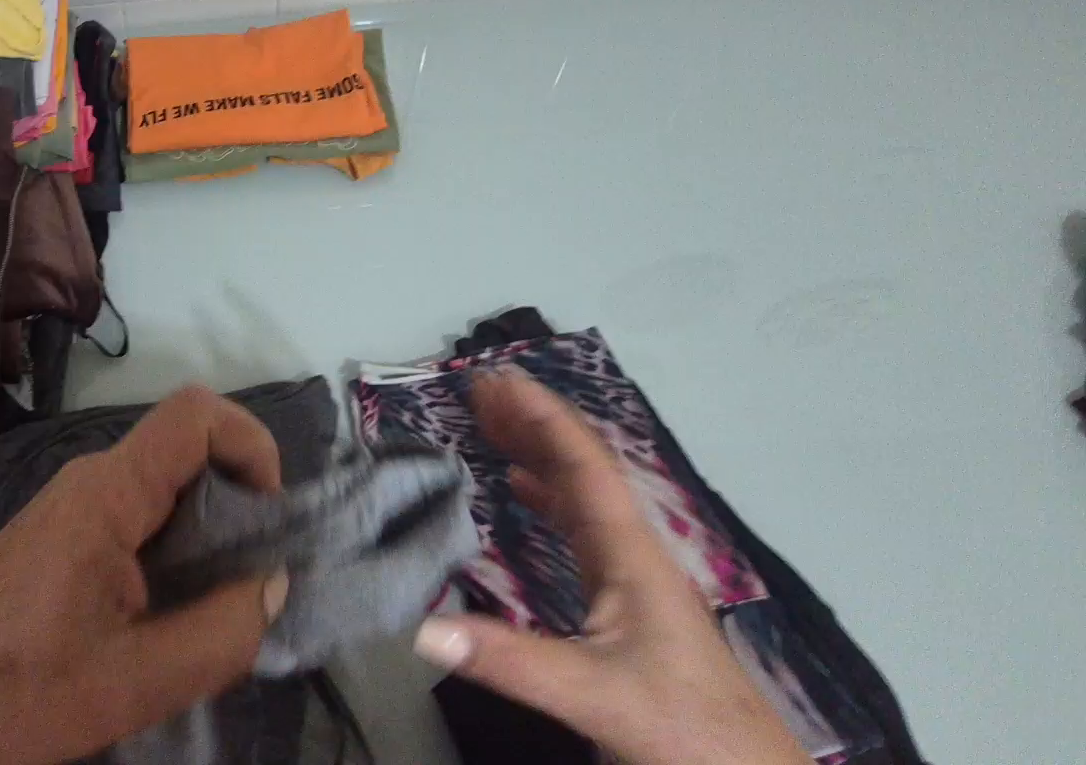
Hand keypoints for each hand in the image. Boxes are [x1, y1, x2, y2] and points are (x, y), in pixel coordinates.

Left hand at [0, 387, 291, 764]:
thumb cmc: (15, 696)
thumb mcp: (135, 683)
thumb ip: (220, 634)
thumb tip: (273, 585)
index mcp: (106, 494)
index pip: (193, 415)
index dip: (249, 443)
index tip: (270, 515)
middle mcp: (88, 480)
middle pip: (183, 448)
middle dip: (235, 497)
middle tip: (252, 575)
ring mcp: (69, 504)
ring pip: (161, 484)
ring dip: (204, 528)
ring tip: (215, 603)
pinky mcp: (59, 533)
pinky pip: (134, 512)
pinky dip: (171, 544)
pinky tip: (168, 610)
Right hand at [410, 369, 807, 764]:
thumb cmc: (687, 732)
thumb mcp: (596, 697)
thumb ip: (511, 660)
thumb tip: (422, 628)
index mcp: (629, 554)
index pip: (583, 467)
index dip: (541, 418)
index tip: (499, 380)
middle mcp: (631, 550)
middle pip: (580, 467)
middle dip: (532, 421)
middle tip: (480, 389)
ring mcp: (632, 573)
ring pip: (580, 491)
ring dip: (537, 450)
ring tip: (490, 421)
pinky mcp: (626, 598)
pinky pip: (579, 522)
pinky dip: (545, 492)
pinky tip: (521, 487)